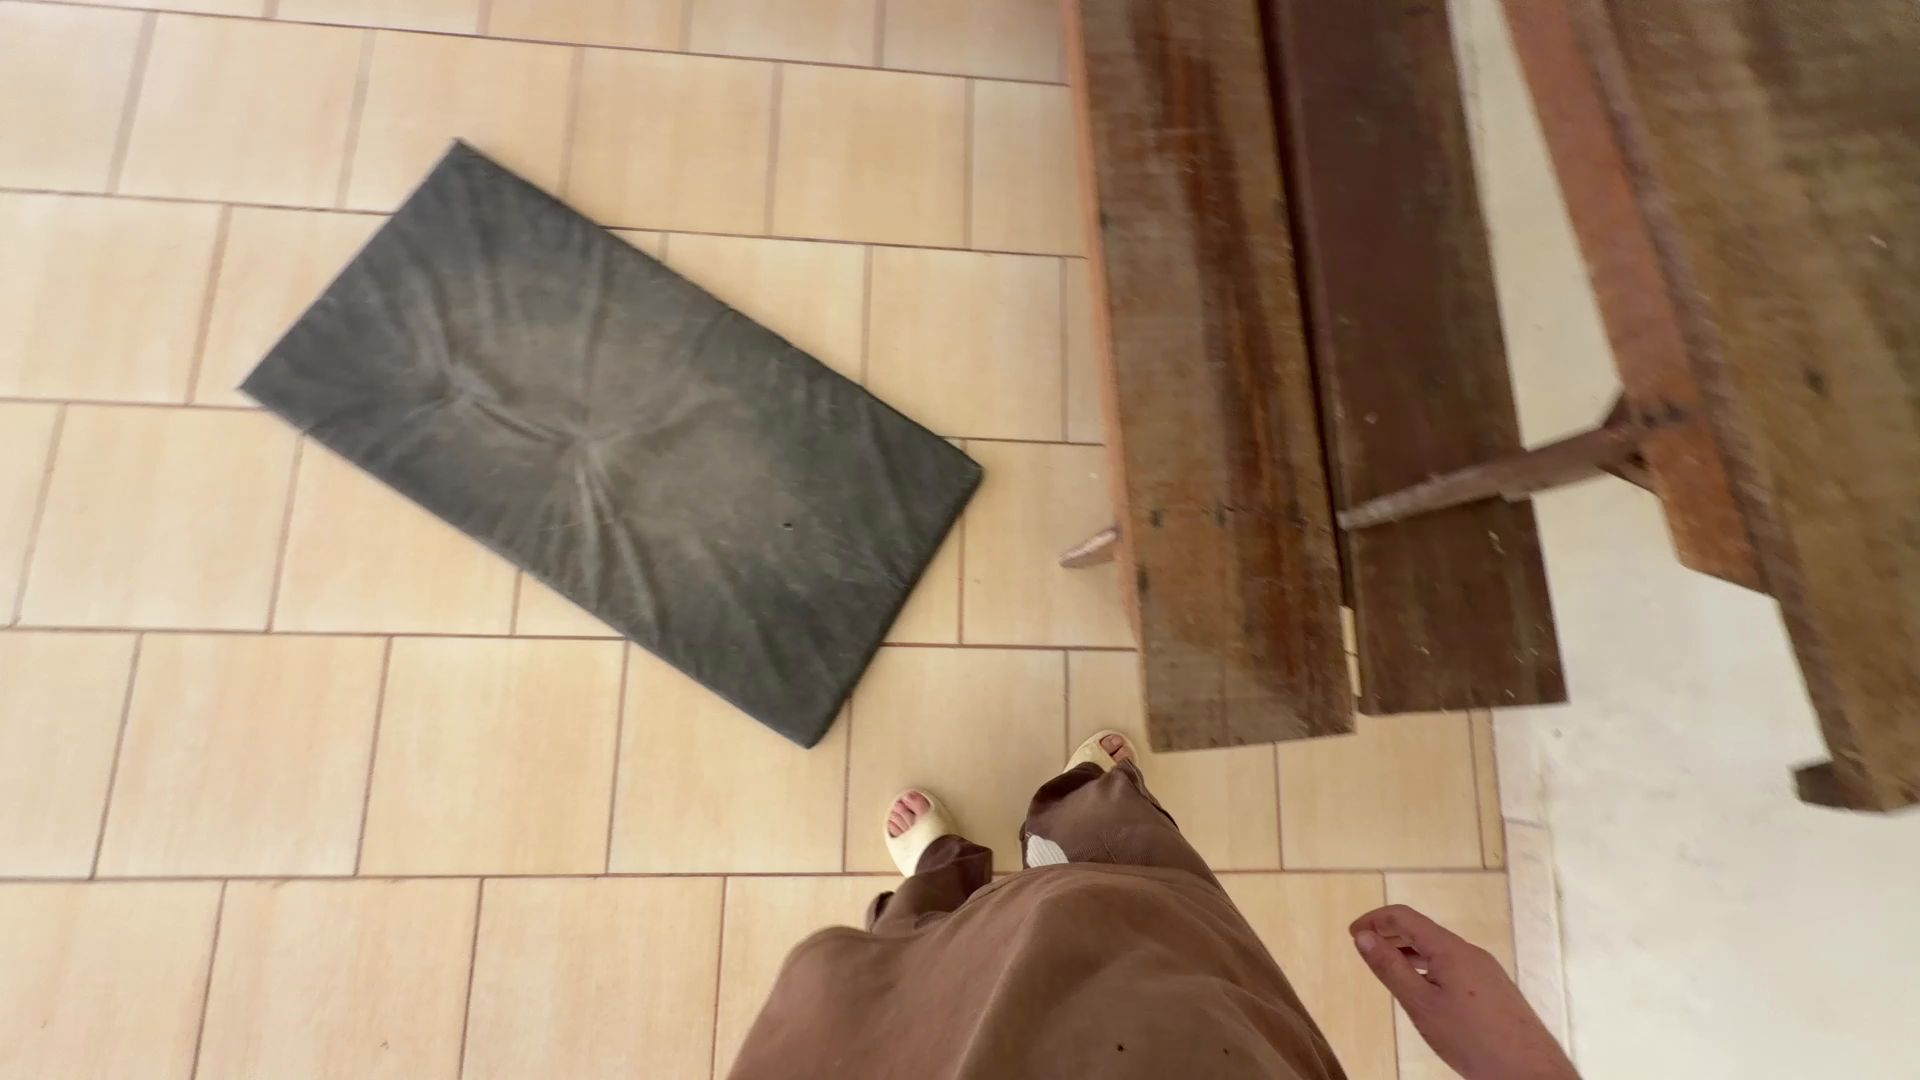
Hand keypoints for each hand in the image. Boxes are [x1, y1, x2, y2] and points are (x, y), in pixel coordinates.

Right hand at [1350, 904, 1577, 1079]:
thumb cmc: (1473, 1041)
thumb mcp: (1421, 1005)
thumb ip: (1389, 967)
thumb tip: (1362, 935)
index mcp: (1450, 948)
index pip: (1403, 916)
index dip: (1374, 920)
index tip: (1352, 935)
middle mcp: (1471, 953)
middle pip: (1422, 930)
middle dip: (1390, 935)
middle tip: (1366, 951)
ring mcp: (1489, 973)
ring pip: (1440, 950)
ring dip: (1409, 953)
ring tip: (1390, 971)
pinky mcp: (1499, 993)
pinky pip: (1456, 967)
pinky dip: (1430, 968)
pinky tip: (1427, 994)